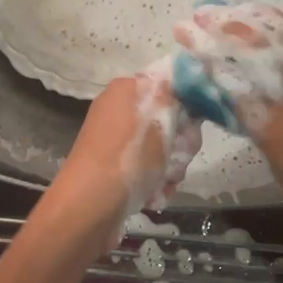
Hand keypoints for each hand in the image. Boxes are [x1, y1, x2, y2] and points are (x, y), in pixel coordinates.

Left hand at [45, 69, 201, 243]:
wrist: (89, 207)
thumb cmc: (127, 156)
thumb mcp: (157, 118)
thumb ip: (173, 92)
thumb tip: (178, 75)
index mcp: (126, 90)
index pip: (167, 84)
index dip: (186, 103)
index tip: (193, 123)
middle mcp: (119, 112)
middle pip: (169, 121)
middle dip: (180, 144)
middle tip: (177, 156)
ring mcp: (118, 143)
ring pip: (163, 151)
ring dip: (170, 169)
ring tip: (161, 182)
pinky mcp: (117, 169)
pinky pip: (149, 172)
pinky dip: (155, 185)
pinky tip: (152, 197)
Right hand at [172, 1, 282, 128]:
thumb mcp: (282, 171)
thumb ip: (259, 130)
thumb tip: (235, 102)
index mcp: (274, 126)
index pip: (229, 78)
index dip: (204, 51)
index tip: (184, 32)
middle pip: (254, 50)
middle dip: (223, 26)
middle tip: (201, 12)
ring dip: (256, 19)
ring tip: (235, 7)